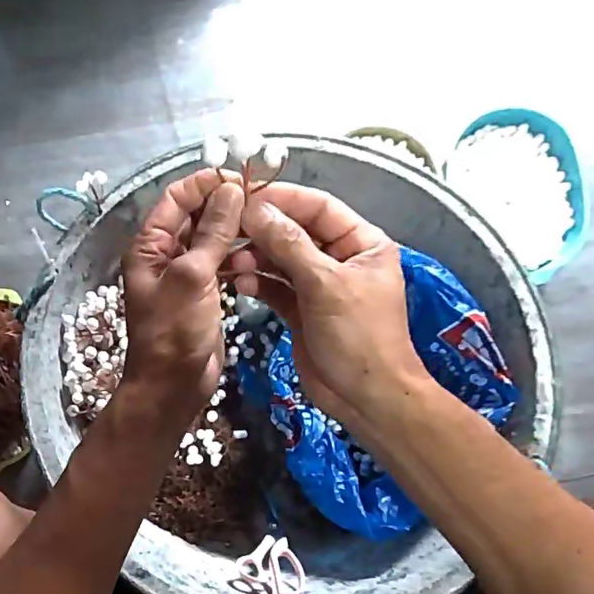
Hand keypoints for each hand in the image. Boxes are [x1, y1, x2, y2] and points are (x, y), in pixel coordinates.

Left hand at [121, 170, 244, 417]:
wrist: (173, 386)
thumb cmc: (173, 332)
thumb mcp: (191, 277)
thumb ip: (212, 233)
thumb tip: (230, 190)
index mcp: (150, 246)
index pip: (177, 198)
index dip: (206, 184)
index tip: (241, 180)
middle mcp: (165, 255)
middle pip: (197, 215)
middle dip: (226, 204)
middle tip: (262, 201)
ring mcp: (186, 274)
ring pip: (213, 238)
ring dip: (236, 231)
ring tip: (265, 225)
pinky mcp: (204, 292)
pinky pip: (223, 263)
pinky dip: (239, 256)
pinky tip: (259, 254)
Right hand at [229, 183, 420, 421]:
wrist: (364, 396)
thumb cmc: (358, 336)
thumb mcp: (326, 285)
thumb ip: (290, 245)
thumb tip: (258, 210)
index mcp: (361, 243)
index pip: (319, 208)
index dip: (283, 199)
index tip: (246, 197)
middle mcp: (339, 259)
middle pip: (296, 232)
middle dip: (263, 232)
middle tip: (229, 230)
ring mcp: (318, 286)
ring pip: (281, 261)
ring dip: (256, 259)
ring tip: (231, 263)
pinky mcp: (301, 310)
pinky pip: (275, 288)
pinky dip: (258, 284)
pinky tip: (239, 284)